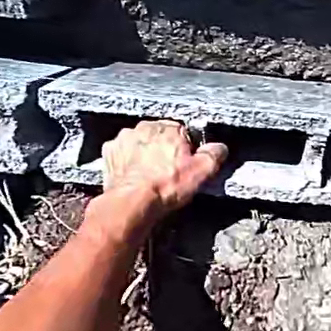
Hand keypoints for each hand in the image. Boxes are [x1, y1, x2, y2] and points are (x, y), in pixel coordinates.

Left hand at [95, 120, 227, 228]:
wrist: (132, 203)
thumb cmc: (165, 186)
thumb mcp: (202, 172)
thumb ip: (214, 155)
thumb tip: (220, 148)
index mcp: (168, 127)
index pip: (182, 131)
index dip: (186, 149)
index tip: (186, 164)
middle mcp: (144, 128)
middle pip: (159, 136)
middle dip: (164, 150)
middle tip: (169, 173)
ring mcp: (124, 140)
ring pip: (140, 143)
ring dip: (145, 155)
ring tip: (151, 177)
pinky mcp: (110, 154)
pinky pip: (123, 154)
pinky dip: (128, 163)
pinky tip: (135, 177)